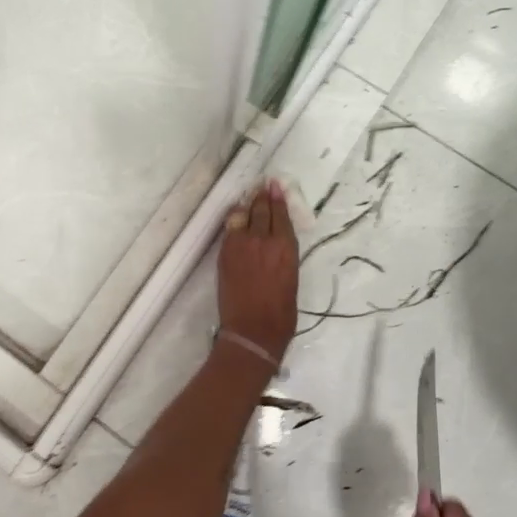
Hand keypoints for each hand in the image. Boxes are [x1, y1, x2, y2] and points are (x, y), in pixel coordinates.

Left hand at [216, 179, 298, 362]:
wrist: (252, 330)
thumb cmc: (281, 313)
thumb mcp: (291, 278)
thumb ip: (283, 255)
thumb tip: (276, 244)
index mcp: (286, 247)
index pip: (280, 214)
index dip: (278, 199)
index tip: (275, 187)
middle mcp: (264, 239)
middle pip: (261, 210)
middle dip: (262, 196)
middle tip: (263, 186)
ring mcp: (241, 244)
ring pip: (243, 214)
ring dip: (248, 204)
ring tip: (250, 197)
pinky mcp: (225, 252)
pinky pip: (230, 228)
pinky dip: (235, 219)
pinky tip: (236, 215)